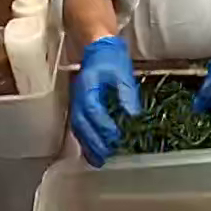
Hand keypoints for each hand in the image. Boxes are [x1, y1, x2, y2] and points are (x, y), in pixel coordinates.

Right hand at [70, 36, 139, 166]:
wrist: (96, 48)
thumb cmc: (110, 59)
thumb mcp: (122, 73)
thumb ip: (127, 95)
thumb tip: (134, 116)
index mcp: (88, 88)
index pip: (94, 111)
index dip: (104, 127)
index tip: (117, 139)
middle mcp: (79, 99)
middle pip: (83, 126)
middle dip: (95, 143)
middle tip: (108, 157)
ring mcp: (77, 105)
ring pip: (79, 130)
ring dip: (89, 147)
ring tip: (100, 162)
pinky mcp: (80, 109)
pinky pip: (79, 129)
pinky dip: (85, 144)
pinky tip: (93, 156)